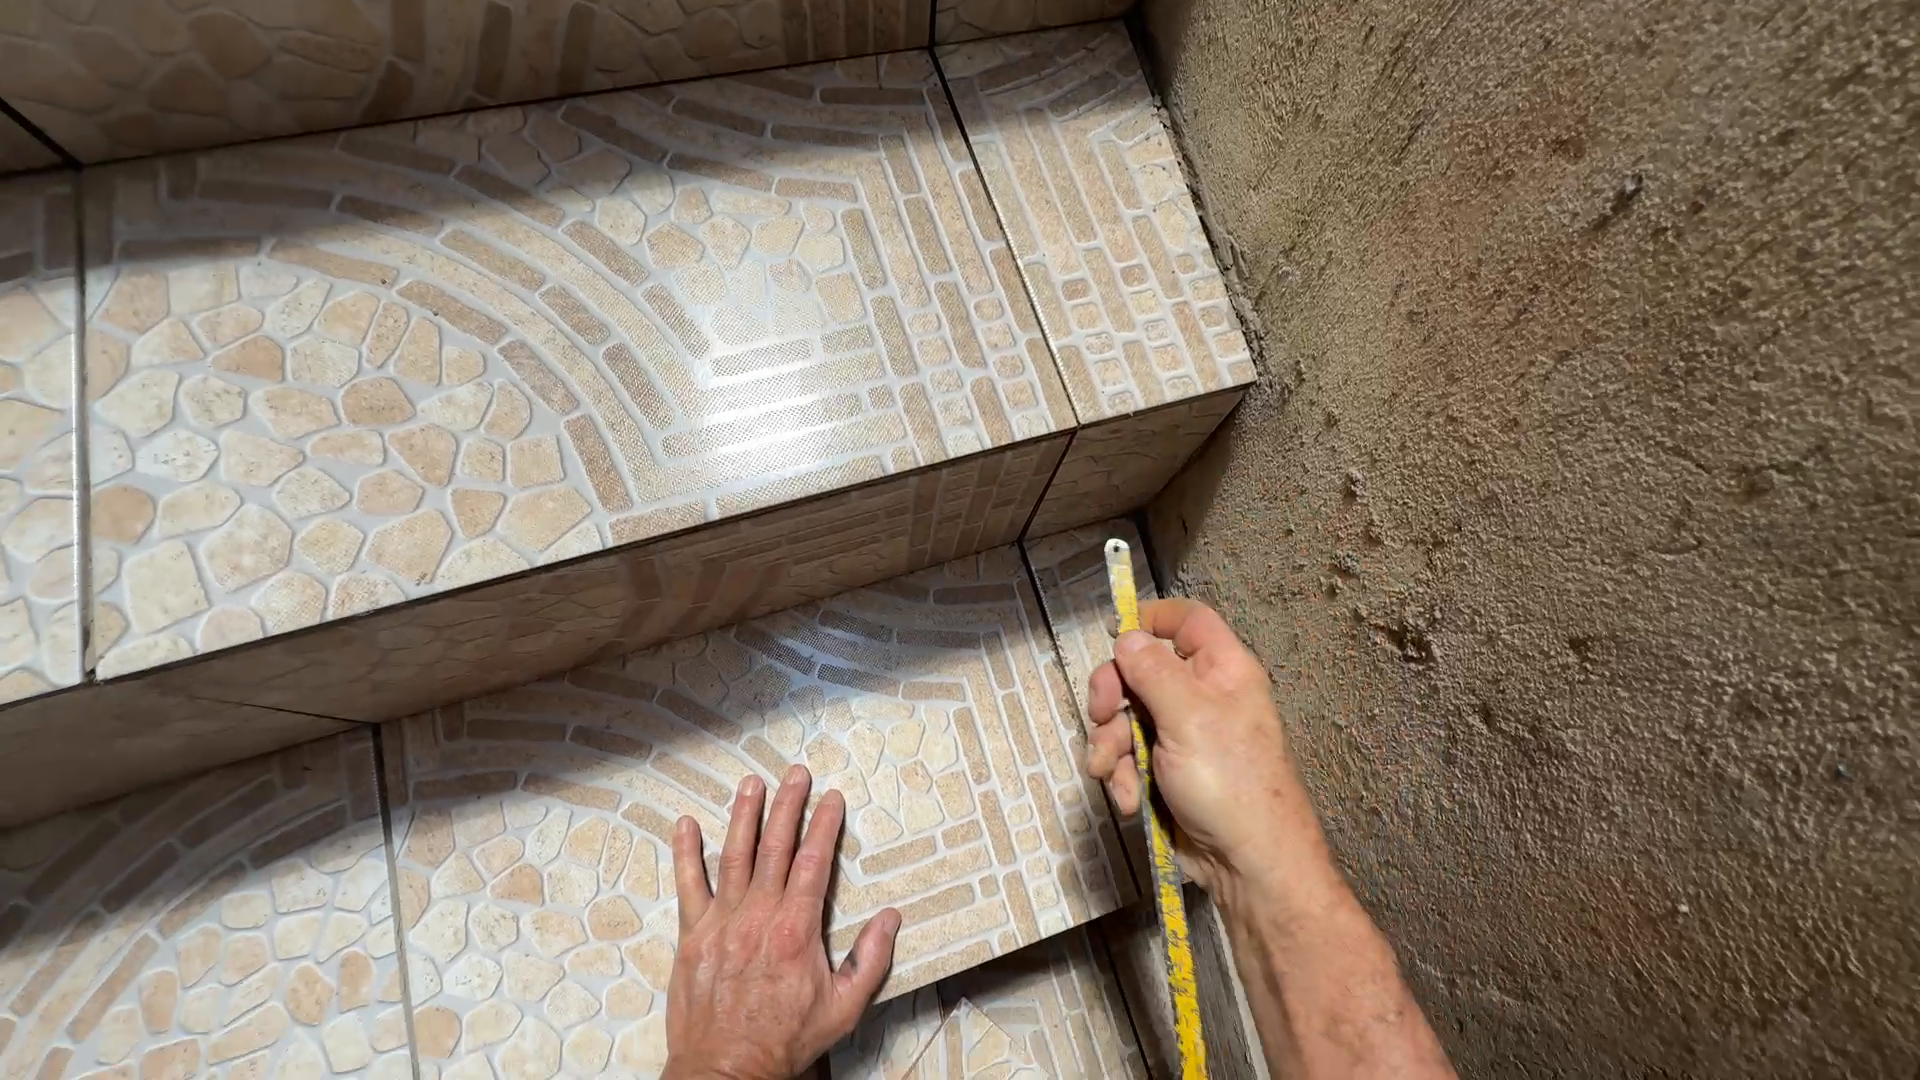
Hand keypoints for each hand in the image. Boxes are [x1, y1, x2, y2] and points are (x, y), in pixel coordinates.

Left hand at [664, 766, 902, 1079]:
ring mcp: (721, 923)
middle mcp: (758, 917)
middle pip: (775, 846)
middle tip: (796, 774)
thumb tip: (891, 916)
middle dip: (788, 805)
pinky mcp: (692, 936)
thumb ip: (871, 960)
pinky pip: (688, 886)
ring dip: (744, 815)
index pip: (813, 861)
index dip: (824, 825)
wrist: (725, 1074)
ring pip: (734, 856)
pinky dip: (686, 853)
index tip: (832, 797)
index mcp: (795, 930)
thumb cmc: (785, 1040)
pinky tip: (686, 824)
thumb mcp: (843, 1008)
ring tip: (752, 783)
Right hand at [1086, 598, 1331, 897]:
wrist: (1246, 865)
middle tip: (1101, 713)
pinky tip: (1129, 797)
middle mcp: (1199, 695)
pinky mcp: (1163, 769)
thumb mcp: (1188, 716)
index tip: (1114, 633)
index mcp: (1220, 670)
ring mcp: (1180, 734)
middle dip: (1113, 694)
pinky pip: (1127, 754)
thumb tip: (1126, 636)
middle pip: (1140, 669)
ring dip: (1111, 744)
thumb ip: (1152, 671)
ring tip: (1112, 772)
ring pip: (1125, 715)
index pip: (1186, 621)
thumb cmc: (1229, 780)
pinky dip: (1121, 774)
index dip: (1151, 618)